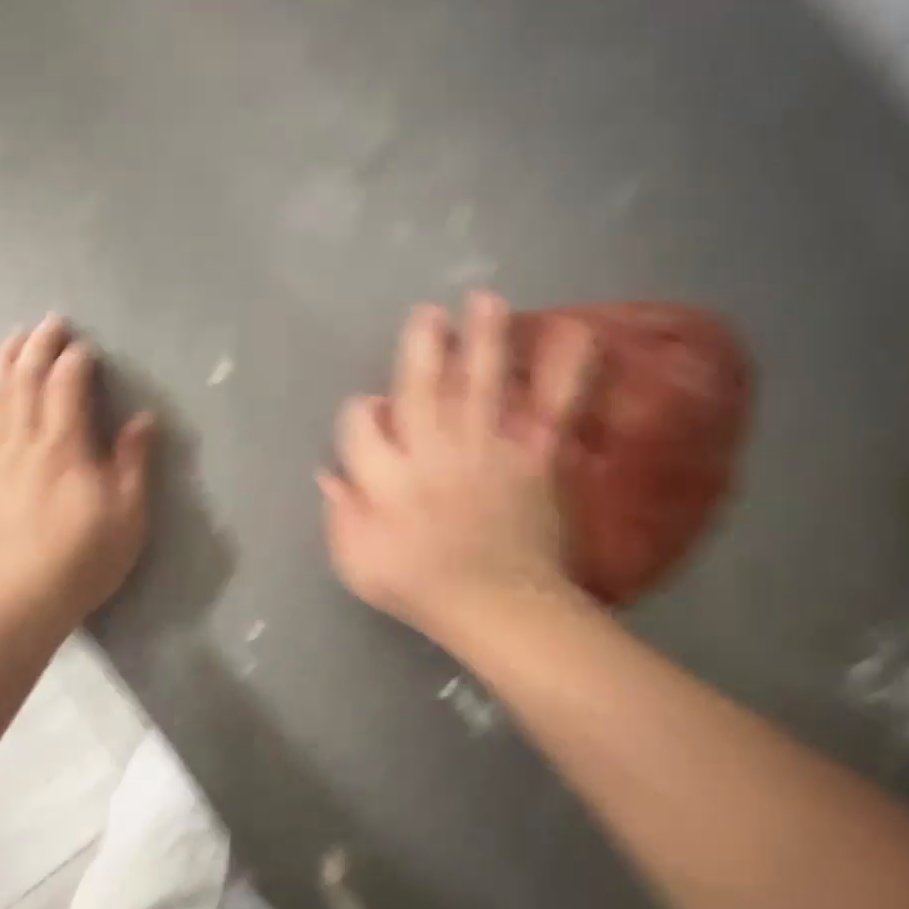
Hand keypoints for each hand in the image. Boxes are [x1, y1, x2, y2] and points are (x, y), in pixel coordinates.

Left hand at [0, 316, 155, 629]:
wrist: (24, 602)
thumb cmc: (85, 560)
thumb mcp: (129, 515)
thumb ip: (134, 463)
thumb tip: (142, 418)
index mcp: (66, 447)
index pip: (68, 386)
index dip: (76, 360)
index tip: (86, 347)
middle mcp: (24, 443)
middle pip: (28, 382)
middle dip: (39, 347)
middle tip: (49, 323)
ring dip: (3, 364)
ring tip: (11, 338)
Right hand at [319, 292, 596, 642]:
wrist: (498, 608)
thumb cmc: (421, 589)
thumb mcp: (357, 562)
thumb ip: (342, 514)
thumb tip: (331, 473)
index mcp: (387, 477)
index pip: (361, 425)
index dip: (360, 412)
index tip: (368, 411)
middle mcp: (433, 452)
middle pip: (421, 387)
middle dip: (421, 346)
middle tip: (428, 312)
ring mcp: (487, 450)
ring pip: (481, 383)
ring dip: (483, 339)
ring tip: (485, 300)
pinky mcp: (534, 458)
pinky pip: (552, 408)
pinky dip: (565, 371)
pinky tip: (577, 334)